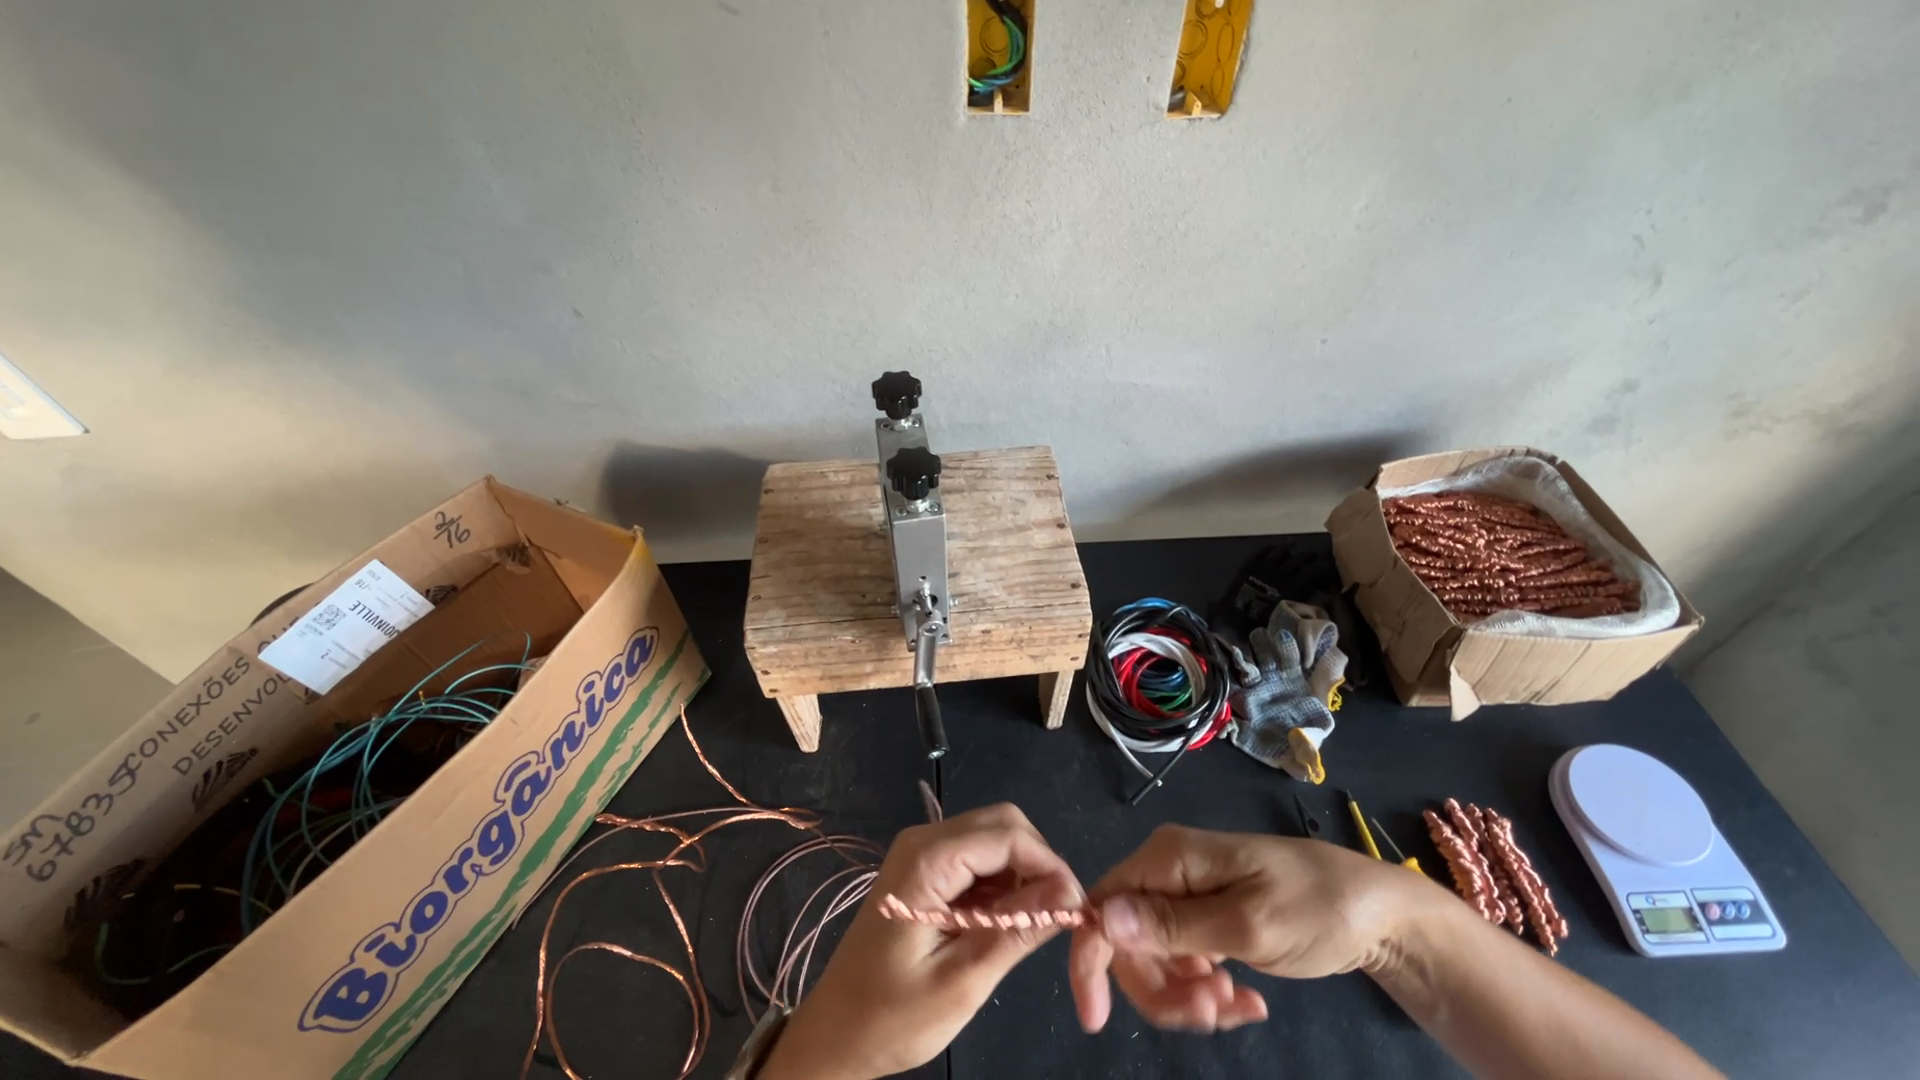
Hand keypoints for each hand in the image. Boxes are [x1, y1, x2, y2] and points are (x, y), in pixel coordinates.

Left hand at [760, 804, 1082, 1079]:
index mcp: (927, 860)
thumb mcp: (963, 981)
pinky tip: (1003, 923)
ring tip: (1030, 927)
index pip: (1008, 834)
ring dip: (1022, 875)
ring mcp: (922, 854)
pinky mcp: (925, 872)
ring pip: (994, 839)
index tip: (1075, 910)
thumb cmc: (890, 1017)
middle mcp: (924, 842)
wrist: (834, 1035)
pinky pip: (978, 860)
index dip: (1050, 865)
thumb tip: (1070, 893)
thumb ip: (1016, 929)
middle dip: (1039, 865)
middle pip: (1003, 825)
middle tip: (1057, 918)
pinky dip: (1002, 884)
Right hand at [1068, 824, 1429, 1032]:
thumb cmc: (1317, 907)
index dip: (1090, 958)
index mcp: (1168, 857)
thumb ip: (1172, 926)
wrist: (1380, 913)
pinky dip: (1207, 991)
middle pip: (1128, 942)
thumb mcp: (1246, 924)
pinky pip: (1185, 963)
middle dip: (1161, 989)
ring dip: (1189, 996)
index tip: (1094, 1017)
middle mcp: (1169, 871)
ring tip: (1237, 1008)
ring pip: (1156, 960)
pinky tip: (1247, 1002)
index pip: (1103, 905)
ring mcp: (1188, 895)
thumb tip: (1101, 919)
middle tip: (1210, 1016)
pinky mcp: (1207, 918)